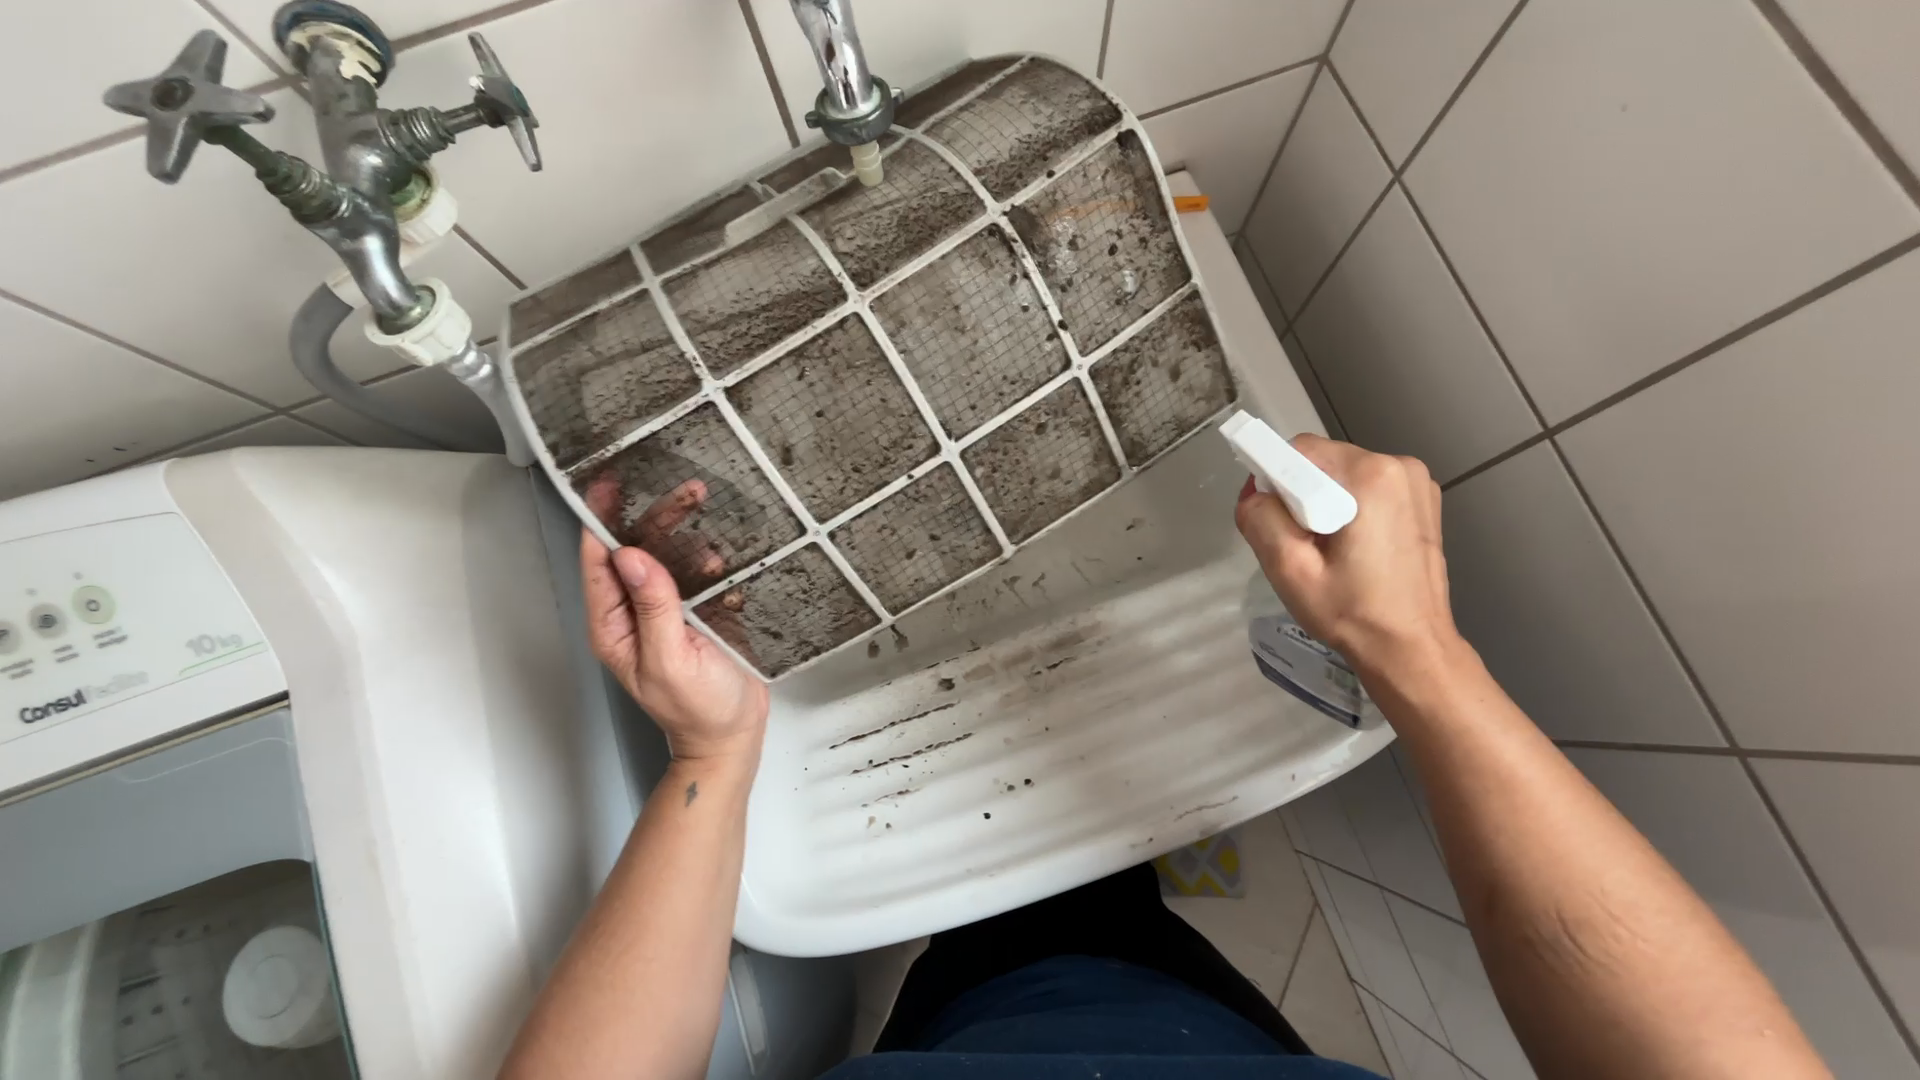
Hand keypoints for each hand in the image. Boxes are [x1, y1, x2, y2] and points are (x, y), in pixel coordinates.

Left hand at [581, 476, 767, 762]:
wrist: (734, 734)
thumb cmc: (698, 709)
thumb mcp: (670, 659)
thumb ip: (653, 608)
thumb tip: (631, 557)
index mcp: (614, 626)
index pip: (599, 563)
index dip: (601, 520)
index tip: (610, 484)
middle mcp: (635, 613)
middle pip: (638, 551)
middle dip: (659, 518)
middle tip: (690, 491)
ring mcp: (667, 612)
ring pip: (672, 559)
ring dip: (691, 537)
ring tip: (711, 521)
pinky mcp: (697, 613)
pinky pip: (700, 575)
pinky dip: (713, 563)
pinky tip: (726, 564)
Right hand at [1234, 435, 1458, 671]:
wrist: (1410, 648)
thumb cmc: (1350, 612)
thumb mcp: (1289, 570)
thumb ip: (1260, 520)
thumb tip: (1254, 493)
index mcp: (1370, 476)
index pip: (1299, 451)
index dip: (1275, 480)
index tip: (1274, 521)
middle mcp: (1400, 467)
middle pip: (1322, 460)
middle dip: (1300, 494)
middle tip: (1300, 545)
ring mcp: (1417, 482)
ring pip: (1342, 474)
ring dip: (1323, 502)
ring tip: (1326, 551)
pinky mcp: (1422, 501)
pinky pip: (1366, 488)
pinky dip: (1349, 508)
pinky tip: (1351, 548)